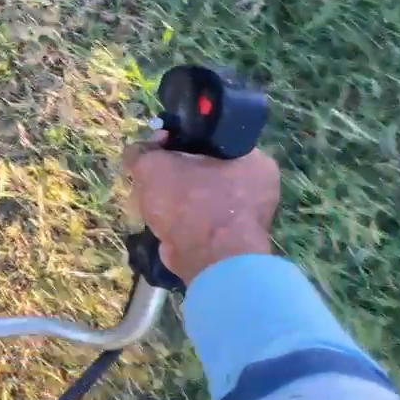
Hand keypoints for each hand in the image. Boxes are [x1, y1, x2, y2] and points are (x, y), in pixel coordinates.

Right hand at [122, 132, 280, 284]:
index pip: (207, 140)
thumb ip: (141, 151)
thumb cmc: (189, 203)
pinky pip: (199, 214)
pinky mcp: (233, 234)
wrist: (209, 259)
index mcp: (252, 159)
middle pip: (198, 167)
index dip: (174, 141)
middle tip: (148, 179)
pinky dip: (179, 216)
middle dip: (167, 174)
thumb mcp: (152, 166)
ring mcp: (248, 212)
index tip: (154, 151)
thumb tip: (140, 151)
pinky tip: (163, 220)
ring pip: (196, 192)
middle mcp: (258, 184)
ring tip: (150, 203)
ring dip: (169, 196)